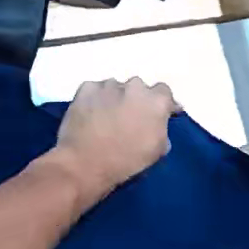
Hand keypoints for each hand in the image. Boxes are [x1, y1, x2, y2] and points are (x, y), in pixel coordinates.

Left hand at [43, 78, 176, 199]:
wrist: (85, 163)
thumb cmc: (126, 161)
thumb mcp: (157, 151)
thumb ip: (162, 130)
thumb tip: (158, 124)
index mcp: (156, 101)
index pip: (164, 93)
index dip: (159, 104)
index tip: (156, 115)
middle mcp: (134, 86)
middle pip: (138, 88)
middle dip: (136, 100)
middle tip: (128, 118)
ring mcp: (108, 85)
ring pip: (115, 88)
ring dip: (115, 99)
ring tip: (106, 118)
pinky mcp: (86, 87)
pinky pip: (95, 90)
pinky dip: (94, 99)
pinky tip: (90, 115)